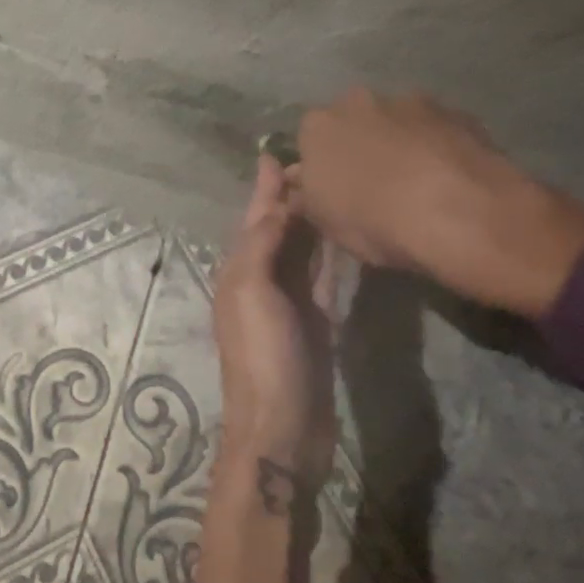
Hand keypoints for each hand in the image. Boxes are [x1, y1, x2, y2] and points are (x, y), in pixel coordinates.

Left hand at [210, 154, 342, 475]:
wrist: (283, 429)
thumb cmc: (263, 358)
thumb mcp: (252, 294)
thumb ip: (261, 246)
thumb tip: (275, 204)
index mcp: (238, 271)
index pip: (255, 218)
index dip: (266, 188)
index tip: (279, 152)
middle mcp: (260, 282)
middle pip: (277, 230)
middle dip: (289, 198)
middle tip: (314, 161)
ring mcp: (289, 305)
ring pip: (301, 251)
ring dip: (311, 222)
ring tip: (332, 189)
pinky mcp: (317, 325)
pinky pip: (323, 280)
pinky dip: (330, 258)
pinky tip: (345, 239)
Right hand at [292, 88, 583, 318]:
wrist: (460, 214)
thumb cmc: (374, 220)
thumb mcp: (324, 222)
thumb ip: (308, 194)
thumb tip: (301, 182)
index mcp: (317, 125)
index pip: (309, 139)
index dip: (322, 165)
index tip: (334, 191)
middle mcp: (359, 101)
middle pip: (354, 122)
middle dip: (361, 145)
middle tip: (374, 185)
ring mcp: (412, 102)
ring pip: (398, 122)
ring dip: (401, 143)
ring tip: (418, 183)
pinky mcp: (458, 112)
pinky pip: (438, 131)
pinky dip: (438, 148)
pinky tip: (450, 180)